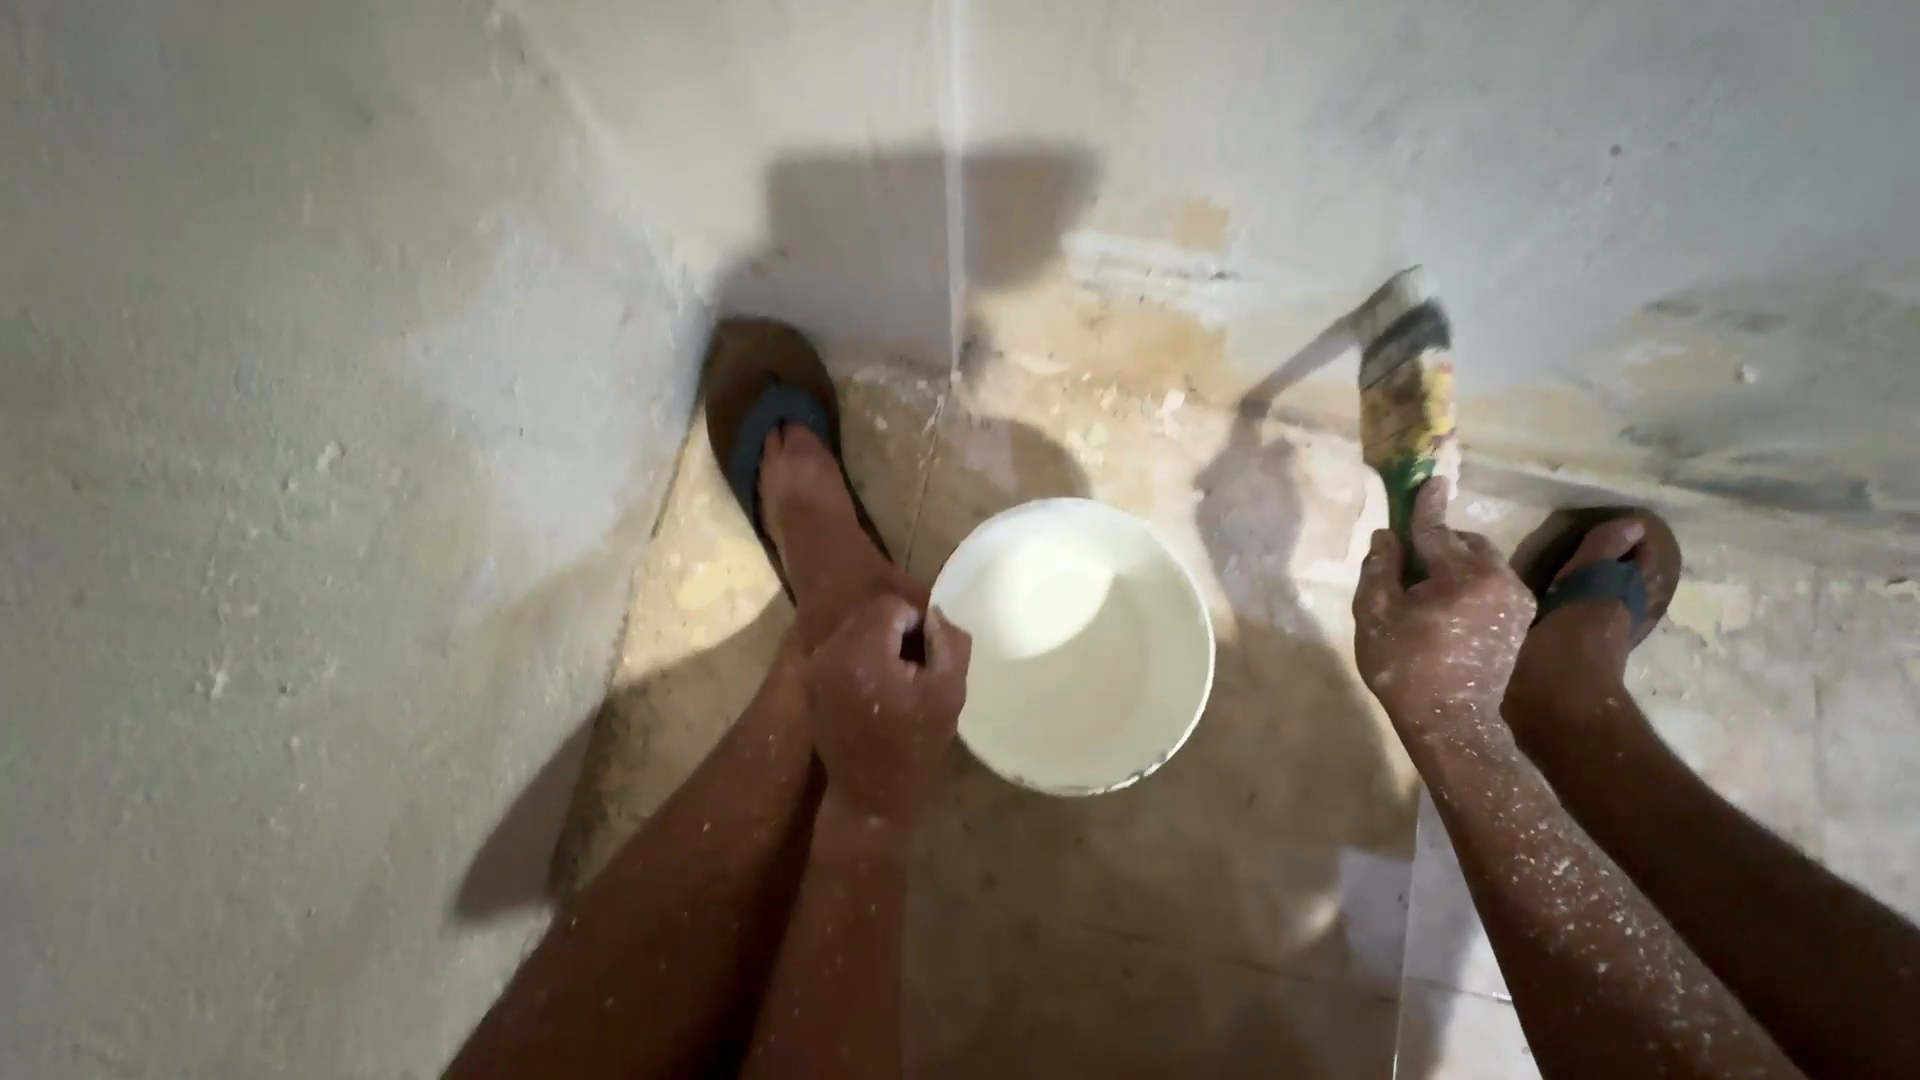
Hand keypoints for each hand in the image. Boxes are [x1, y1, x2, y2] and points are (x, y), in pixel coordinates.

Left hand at [803, 594, 971, 828]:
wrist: (869, 796)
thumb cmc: (914, 747)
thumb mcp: (949, 693)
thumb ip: (950, 643)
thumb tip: (936, 614)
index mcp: (862, 651)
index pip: (893, 606)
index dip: (919, 624)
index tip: (929, 657)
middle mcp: (830, 651)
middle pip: (870, 614)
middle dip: (897, 630)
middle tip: (917, 666)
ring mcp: (815, 667)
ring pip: (855, 629)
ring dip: (879, 642)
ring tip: (899, 678)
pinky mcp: (811, 681)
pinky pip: (841, 649)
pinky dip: (861, 657)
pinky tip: (877, 688)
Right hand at [1352, 480, 1535, 722]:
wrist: (1452, 722)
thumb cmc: (1405, 666)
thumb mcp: (1375, 613)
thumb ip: (1380, 567)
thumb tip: (1388, 537)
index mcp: (1465, 574)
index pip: (1437, 529)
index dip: (1425, 504)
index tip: (1429, 479)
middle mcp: (1501, 579)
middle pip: (1465, 543)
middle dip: (1438, 542)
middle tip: (1406, 561)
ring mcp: (1516, 601)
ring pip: (1481, 562)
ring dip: (1453, 564)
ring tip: (1424, 589)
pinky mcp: (1519, 620)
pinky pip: (1491, 584)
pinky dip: (1468, 583)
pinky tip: (1445, 606)